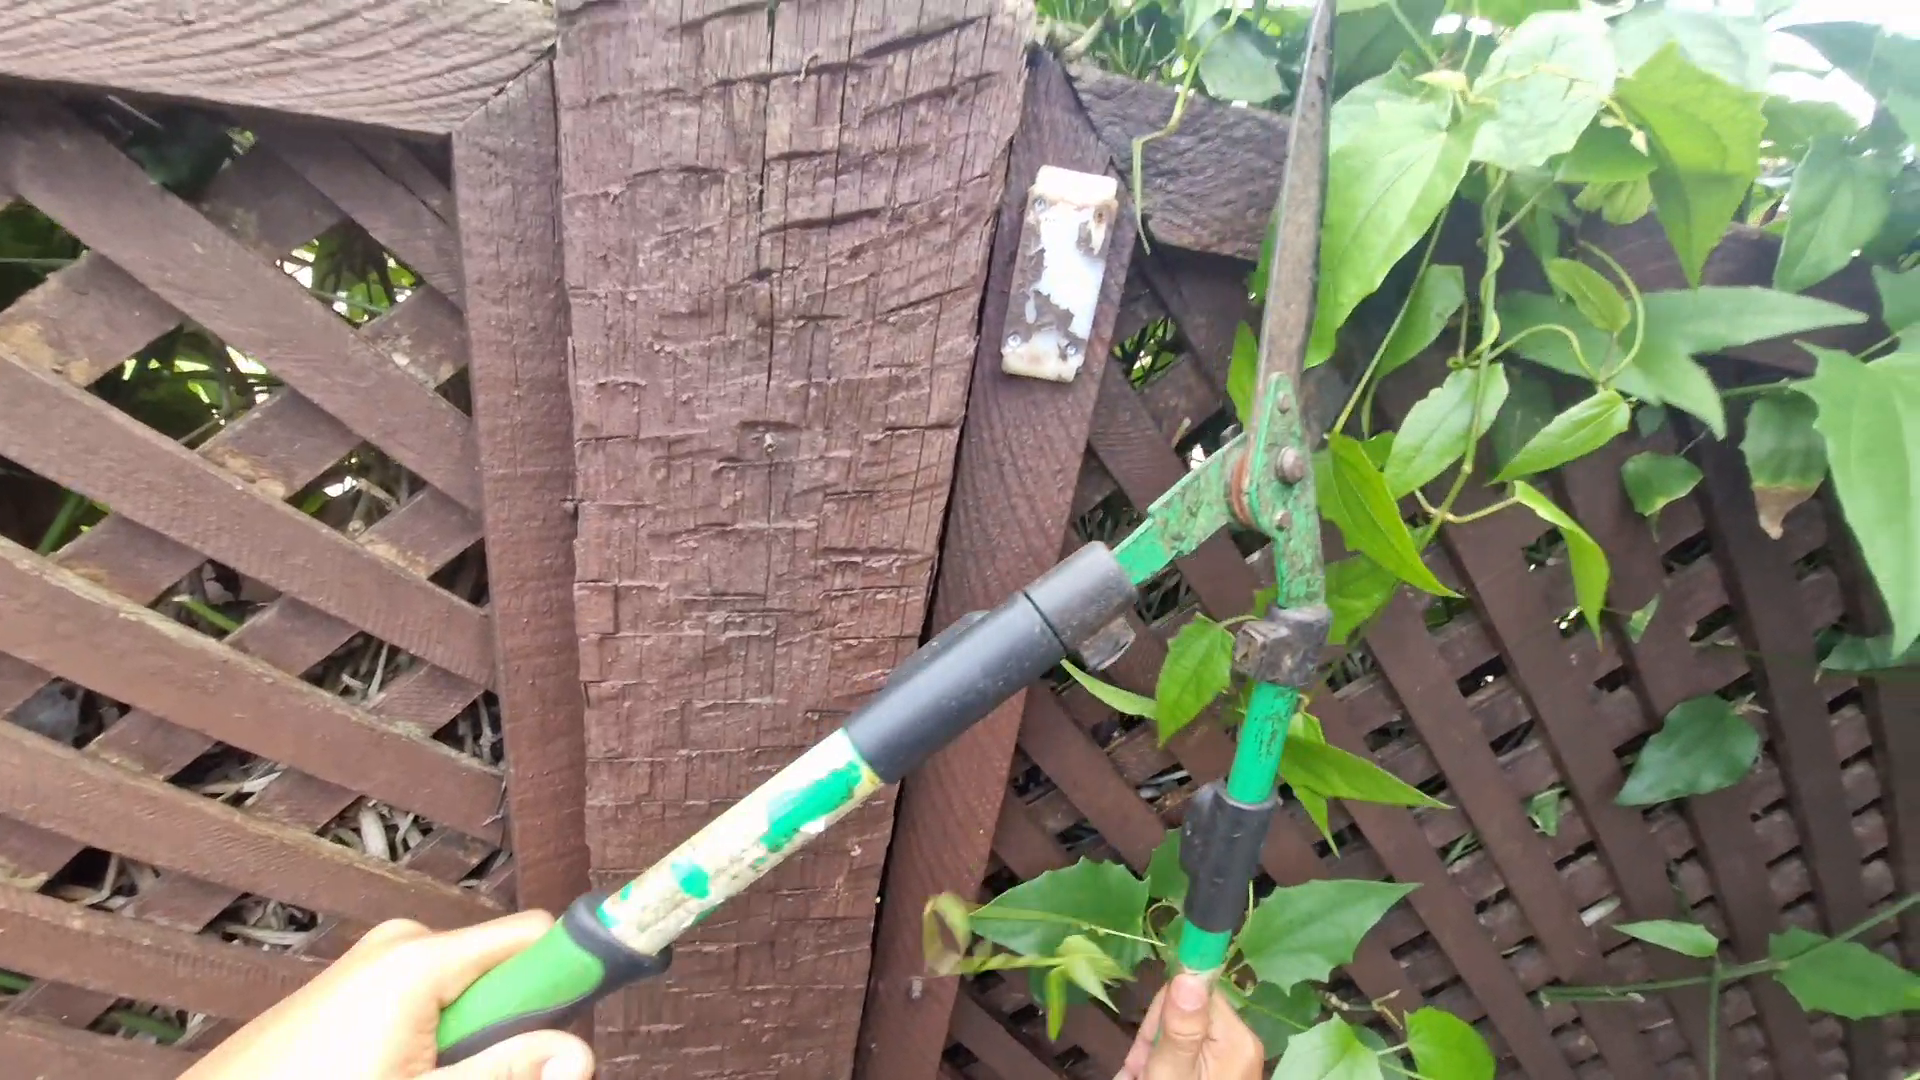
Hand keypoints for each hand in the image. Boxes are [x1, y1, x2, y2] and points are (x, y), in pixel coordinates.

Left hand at [181, 911, 594, 1079]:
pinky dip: (417, 1037)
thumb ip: (506, 1072)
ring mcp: (364, 961)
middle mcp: (399, 940)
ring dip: (455, 1038)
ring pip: (456, 986)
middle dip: (496, 1024)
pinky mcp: (340, 984)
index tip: (557, 1031)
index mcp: (420, 957)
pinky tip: (376, 1079)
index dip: (559, 980)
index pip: (535, 936)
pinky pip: (414, 995)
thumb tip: (583, 1057)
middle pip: (496, 966)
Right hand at [1118, 972, 1264, 1079]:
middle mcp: (1240, 1043)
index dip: (1162, 1012)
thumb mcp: (1172, 1075)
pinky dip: (1163, 1065)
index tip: (1148, 1044)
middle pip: (1184, 1010)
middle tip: (1139, 1070)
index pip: (1193, 988)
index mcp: (1236, 1038)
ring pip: (1179, 1031)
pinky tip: (1149, 1079)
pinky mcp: (1224, 1070)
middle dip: (1153, 1037)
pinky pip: (1188, 1051)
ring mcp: (1233, 1059)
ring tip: (1139, 1078)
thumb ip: (1179, 1027)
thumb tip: (1188, 973)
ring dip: (1152, 1054)